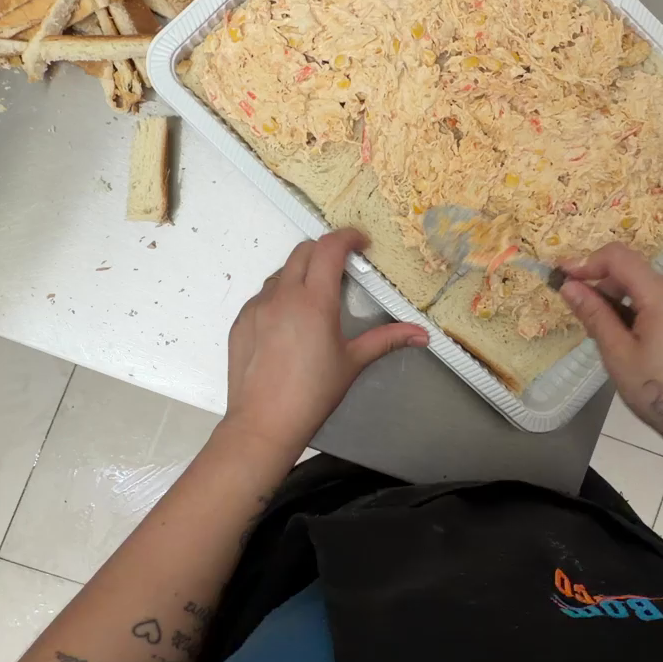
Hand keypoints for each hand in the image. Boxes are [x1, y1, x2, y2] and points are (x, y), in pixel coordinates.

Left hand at [222, 230, 428, 452]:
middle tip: (342, 267)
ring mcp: (257, 307)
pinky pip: (262, 297)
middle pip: (303, 251)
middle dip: (325, 251)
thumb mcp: (352, 363)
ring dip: (300, 274)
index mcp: (314, 301)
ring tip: (315, 299)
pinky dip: (279, 298)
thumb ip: (386, 340)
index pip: (329, 248)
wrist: (263, 424)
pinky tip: (289, 325)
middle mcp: (282, 296)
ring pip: (280, 274)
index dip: (347, 237)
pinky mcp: (240, 321)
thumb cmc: (313, 394)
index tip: (361, 242)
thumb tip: (421, 334)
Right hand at [560, 244, 662, 438]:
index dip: (588, 262)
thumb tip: (569, 285)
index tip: (564, 277)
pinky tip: (640, 346)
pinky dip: (646, 313)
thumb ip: (594, 314)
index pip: (620, 258)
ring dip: (625, 303)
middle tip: (584, 317)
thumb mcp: (618, 354)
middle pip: (636, 274)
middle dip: (605, 287)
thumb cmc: (659, 391)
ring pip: (652, 291)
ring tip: (612, 339)